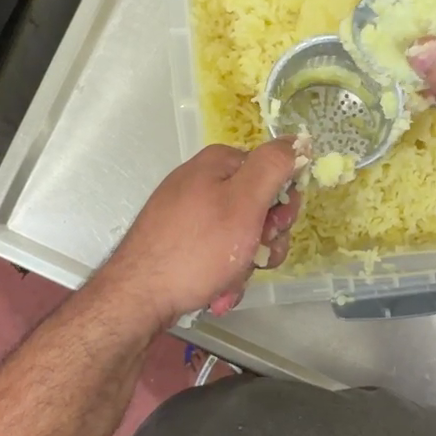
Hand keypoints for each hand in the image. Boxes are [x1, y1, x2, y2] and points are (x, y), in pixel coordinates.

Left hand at [93, 140, 301, 327]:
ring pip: (239, 236)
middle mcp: (201, 182)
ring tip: (228, 283)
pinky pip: (216, 254)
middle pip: (257, 207)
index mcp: (218, 163)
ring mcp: (187, 213)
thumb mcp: (244, 202)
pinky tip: (215, 293)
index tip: (274, 228)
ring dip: (243, 265)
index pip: (272, 172)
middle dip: (262, 241)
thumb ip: (273, 167)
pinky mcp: (178, 241)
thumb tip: (297, 140)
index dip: (282, 204)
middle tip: (254, 258)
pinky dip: (222, 275)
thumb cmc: (197, 249)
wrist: (139, 296)